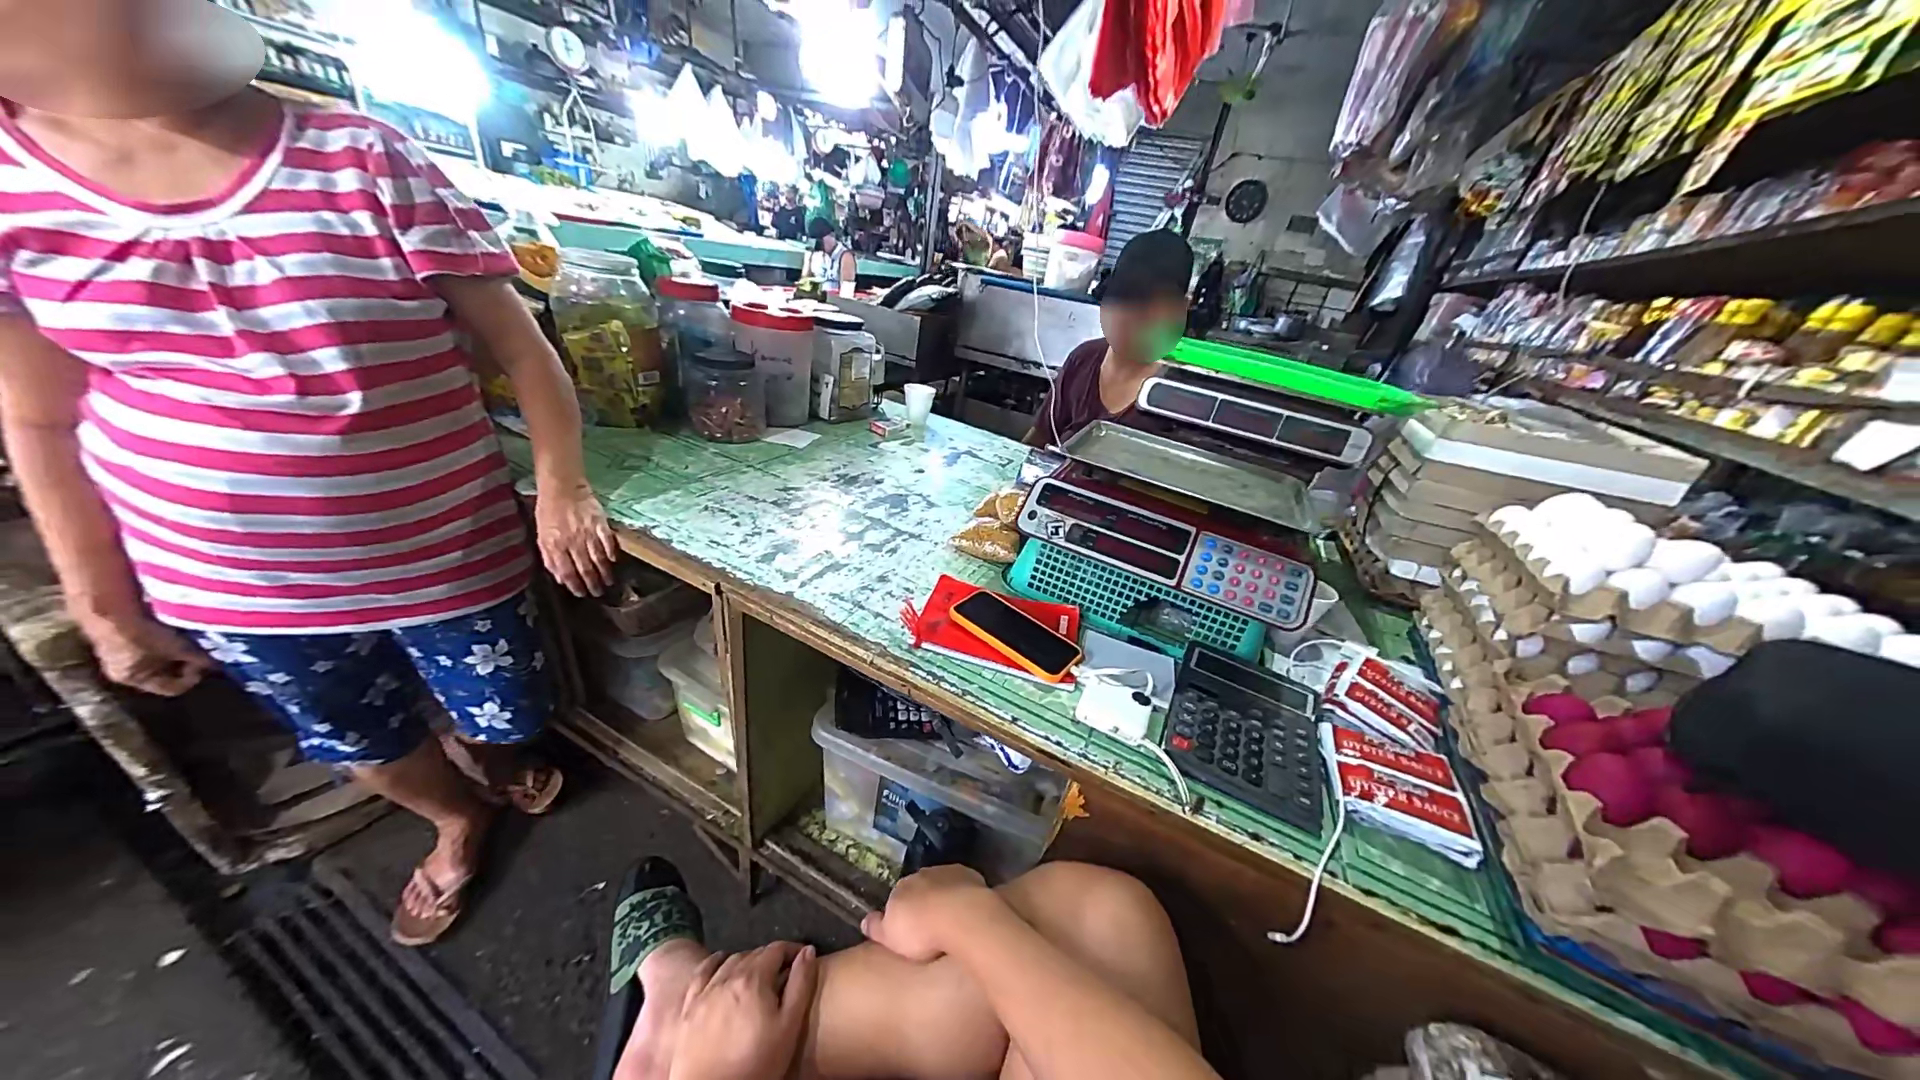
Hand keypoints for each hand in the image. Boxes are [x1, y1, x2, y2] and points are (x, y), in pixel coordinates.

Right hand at [82, 614, 209, 696]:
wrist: (111, 613)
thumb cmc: (146, 635)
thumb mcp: (179, 649)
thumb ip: (200, 659)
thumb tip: (218, 665)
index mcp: (134, 679)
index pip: (173, 688)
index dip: (194, 677)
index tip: (206, 663)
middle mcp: (123, 672)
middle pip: (167, 674)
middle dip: (187, 664)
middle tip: (203, 651)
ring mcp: (119, 658)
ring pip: (160, 661)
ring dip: (178, 653)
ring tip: (192, 642)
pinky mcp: (120, 643)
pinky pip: (151, 649)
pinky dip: (167, 644)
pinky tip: (178, 633)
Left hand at [534, 482, 615, 596]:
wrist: (563, 487)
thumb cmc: (549, 511)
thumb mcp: (542, 535)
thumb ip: (550, 556)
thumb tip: (560, 576)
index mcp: (554, 545)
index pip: (566, 571)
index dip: (574, 585)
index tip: (580, 594)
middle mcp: (571, 542)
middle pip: (584, 568)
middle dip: (591, 583)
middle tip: (598, 593)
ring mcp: (587, 533)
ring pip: (597, 558)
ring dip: (604, 572)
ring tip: (609, 582)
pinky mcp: (601, 524)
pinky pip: (608, 541)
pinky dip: (611, 552)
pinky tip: (614, 561)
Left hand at [667, 942, 818, 1079]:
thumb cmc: (756, 1065)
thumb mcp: (788, 1027)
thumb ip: (801, 984)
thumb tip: (808, 950)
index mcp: (754, 979)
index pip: (776, 949)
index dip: (792, 950)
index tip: (802, 958)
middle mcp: (728, 976)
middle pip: (753, 954)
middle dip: (771, 957)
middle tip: (782, 971)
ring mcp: (705, 991)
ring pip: (729, 960)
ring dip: (746, 959)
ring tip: (756, 972)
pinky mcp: (688, 1007)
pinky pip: (701, 973)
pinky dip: (714, 962)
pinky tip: (720, 964)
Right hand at [859, 864, 994, 962]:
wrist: (960, 915)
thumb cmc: (921, 931)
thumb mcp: (889, 938)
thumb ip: (877, 928)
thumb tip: (865, 920)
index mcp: (900, 888)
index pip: (897, 897)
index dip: (903, 912)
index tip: (909, 928)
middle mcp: (921, 875)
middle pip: (920, 888)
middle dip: (924, 902)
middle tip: (930, 926)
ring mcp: (946, 872)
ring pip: (941, 884)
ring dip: (943, 897)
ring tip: (950, 920)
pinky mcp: (969, 875)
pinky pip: (962, 885)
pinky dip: (962, 895)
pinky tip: (967, 911)